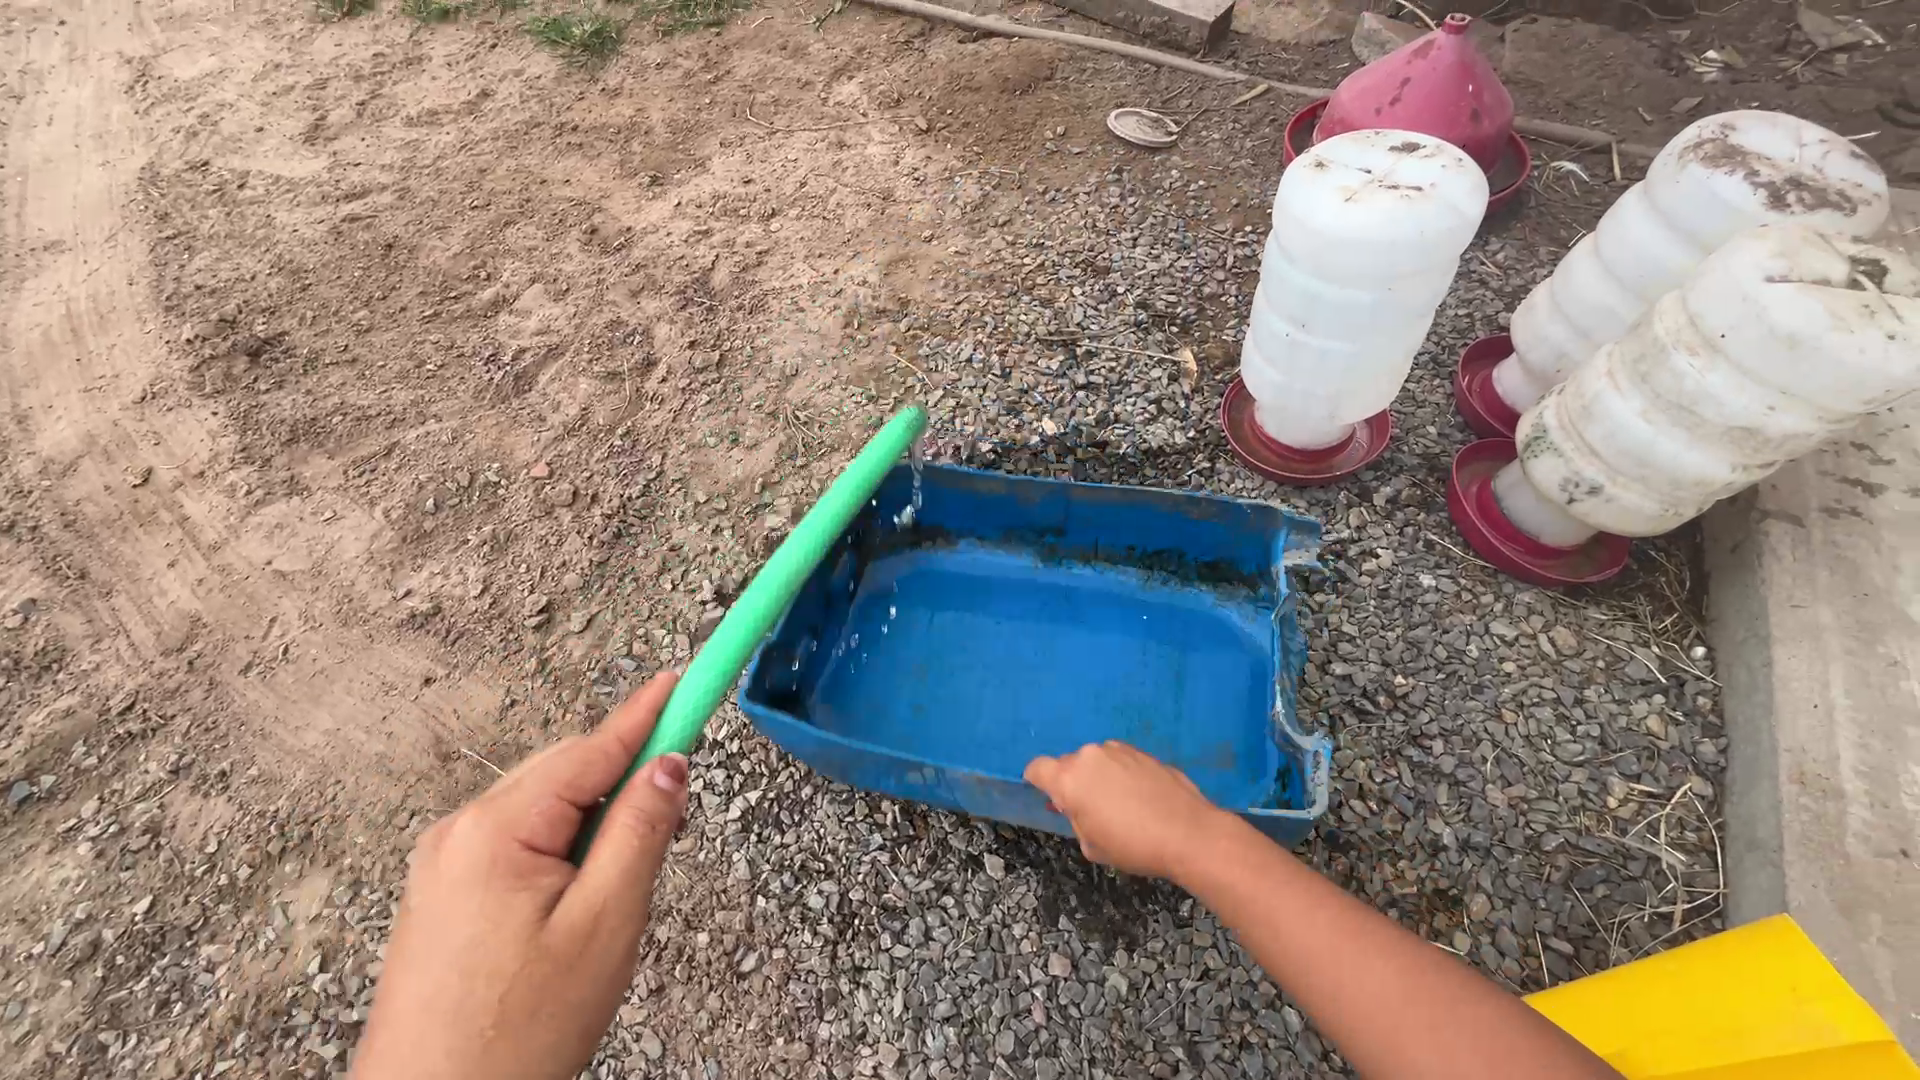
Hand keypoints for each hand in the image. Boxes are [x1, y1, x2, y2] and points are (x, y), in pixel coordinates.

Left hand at [351, 673, 688, 1079]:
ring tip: (624, 879)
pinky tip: (583, 889)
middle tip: (674, 817)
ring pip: (548, 805)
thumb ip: (642, 830)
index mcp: (498, 830)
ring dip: (598, 819)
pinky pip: (522, 836)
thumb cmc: (520, 1033)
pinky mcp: (445, 890)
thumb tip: (670, 763)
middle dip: (625, 780)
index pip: (593, 748)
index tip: (682, 677)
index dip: (648, 713)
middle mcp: (461, 829)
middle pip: (568, 772)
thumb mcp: (606, 922)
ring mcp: (445, 860)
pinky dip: (567, 842)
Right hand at [1023, 741, 1231, 880]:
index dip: (1038, 782)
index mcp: (1069, 779)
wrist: (1188, 833)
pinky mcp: (1142, 751)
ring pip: (1095, 760)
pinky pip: (1119, 760)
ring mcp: (1118, 750)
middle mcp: (1089, 755)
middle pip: (1068, 764)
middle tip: (1090, 809)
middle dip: (1073, 782)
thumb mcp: (1091, 844)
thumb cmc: (1133, 845)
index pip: (1036, 768)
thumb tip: (1075, 805)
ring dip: (1098, 776)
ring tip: (1120, 803)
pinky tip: (1140, 796)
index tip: (1052, 798)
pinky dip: (1121, 773)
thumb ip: (1075, 818)